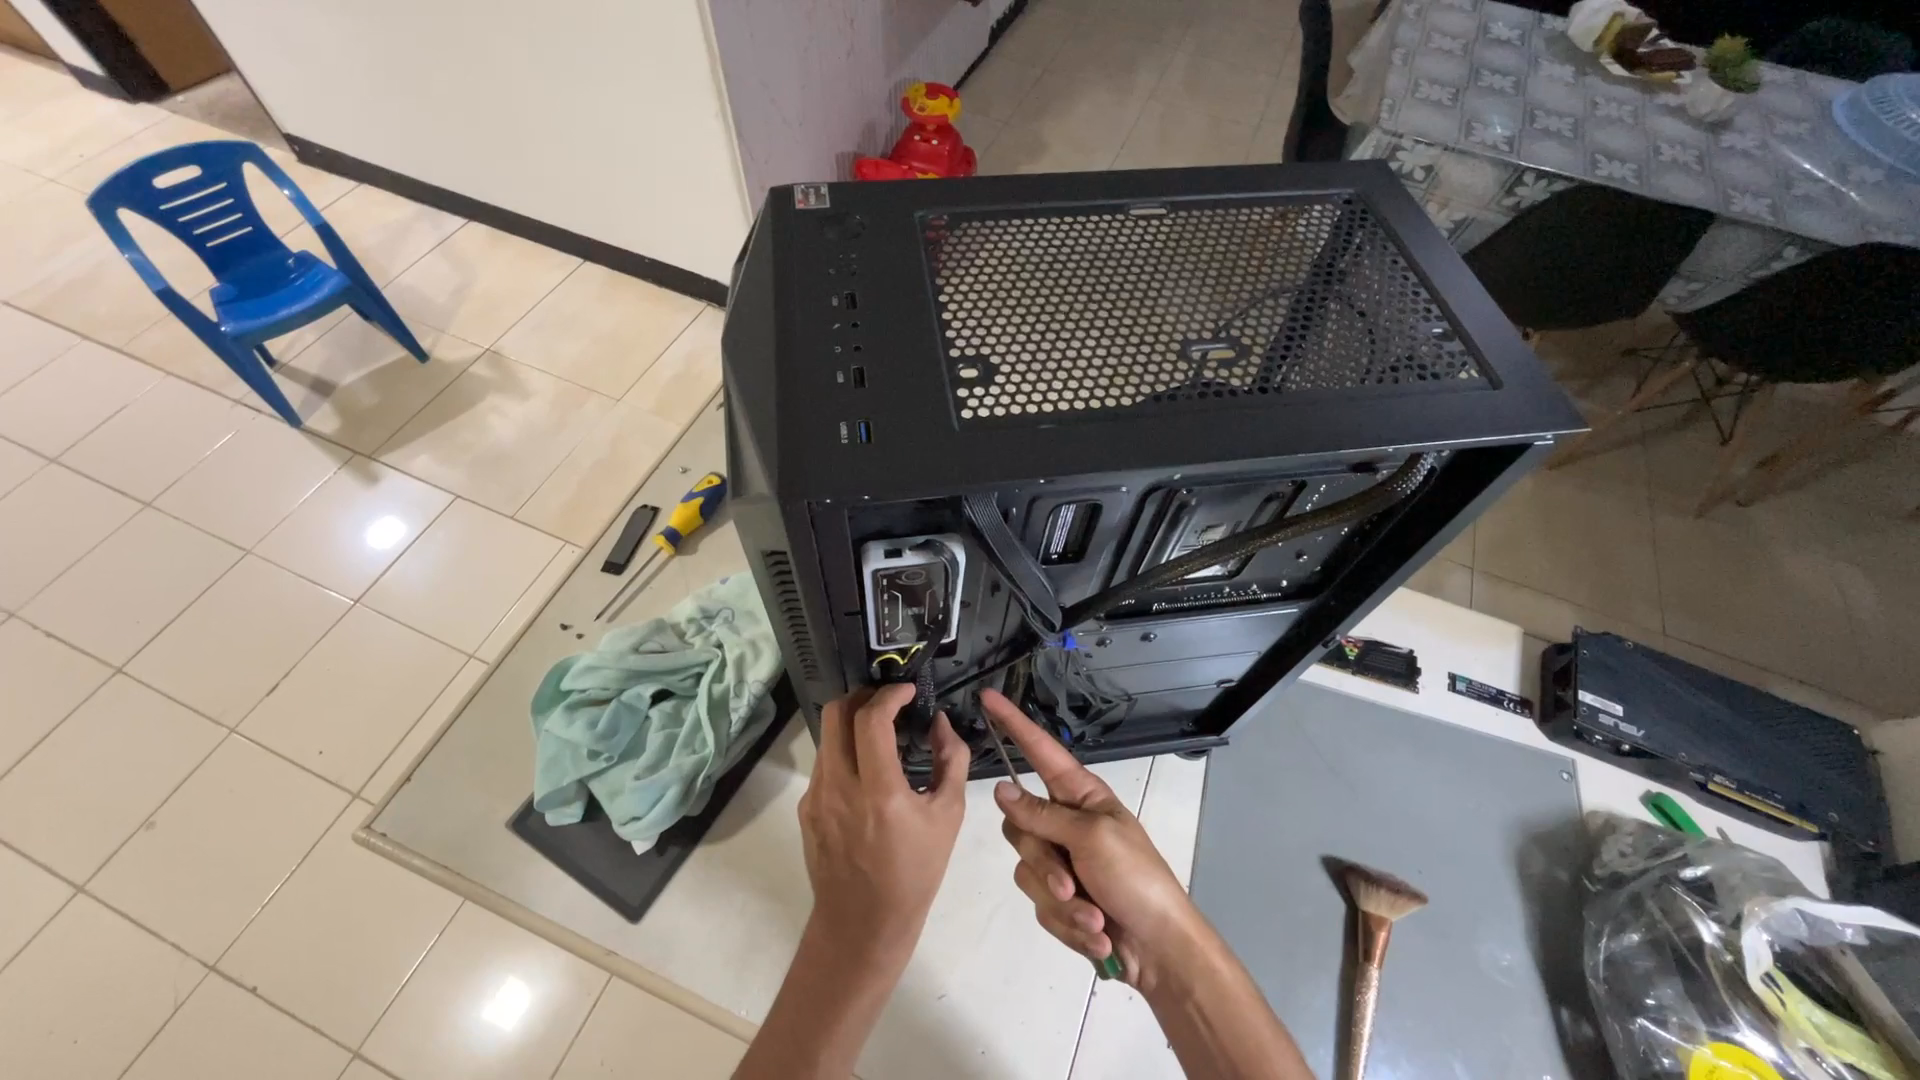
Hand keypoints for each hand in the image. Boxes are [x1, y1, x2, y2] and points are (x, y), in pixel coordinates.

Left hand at [798, 683, 968, 964]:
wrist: (864, 923)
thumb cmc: (915, 872)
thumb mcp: (948, 816)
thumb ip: (951, 760)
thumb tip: (940, 723)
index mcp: (880, 791)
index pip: (872, 719)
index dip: (890, 694)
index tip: (908, 691)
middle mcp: (840, 787)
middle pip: (835, 714)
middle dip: (861, 696)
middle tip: (887, 701)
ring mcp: (817, 797)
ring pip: (826, 737)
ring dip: (851, 724)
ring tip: (879, 733)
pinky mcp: (806, 809)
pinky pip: (823, 764)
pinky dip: (844, 753)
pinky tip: (866, 771)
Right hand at [983, 689, 1203, 993]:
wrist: (1160, 949)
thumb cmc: (1136, 878)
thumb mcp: (1091, 838)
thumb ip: (1041, 814)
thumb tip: (1000, 787)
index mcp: (1080, 795)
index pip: (1038, 751)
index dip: (1013, 724)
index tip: (987, 697)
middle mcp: (1065, 823)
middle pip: (1019, 825)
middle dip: (1044, 864)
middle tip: (1071, 884)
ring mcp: (1061, 862)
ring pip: (1027, 870)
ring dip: (1062, 903)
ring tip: (1095, 918)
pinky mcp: (1059, 899)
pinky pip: (1040, 904)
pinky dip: (1068, 924)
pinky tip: (1097, 934)